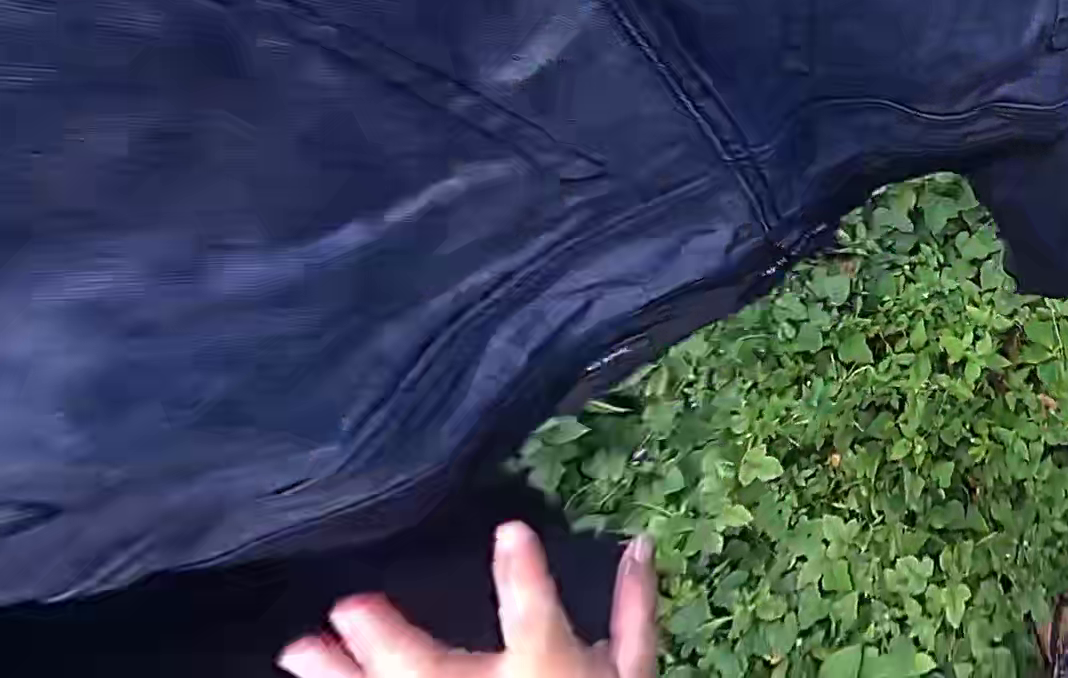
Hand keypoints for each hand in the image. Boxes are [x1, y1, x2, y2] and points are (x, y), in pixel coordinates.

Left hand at [278, 522, 657, 677]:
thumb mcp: (632, 669)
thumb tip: (640, 543)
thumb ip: (634, 607)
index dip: (522, 570)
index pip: (535, 610)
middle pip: (429, 669)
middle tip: (346, 608)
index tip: (508, 530)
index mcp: (546, 668)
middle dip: (387, 639)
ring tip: (300, 652)